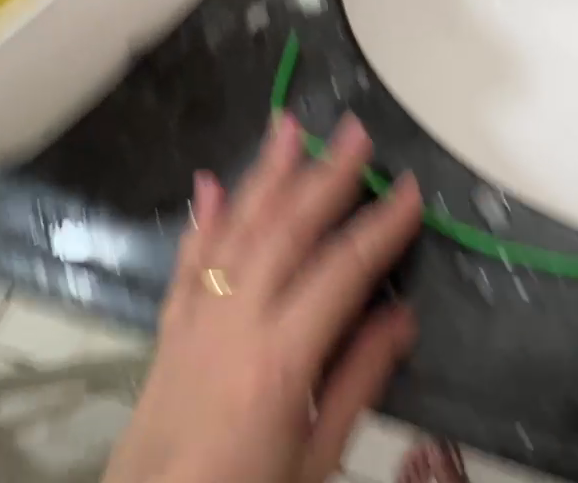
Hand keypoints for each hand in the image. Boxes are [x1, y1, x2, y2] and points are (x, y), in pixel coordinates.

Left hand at [105, 113, 423, 482]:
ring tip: (288, 127)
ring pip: (234, 232)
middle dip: (324, 176)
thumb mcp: (317, 458)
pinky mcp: (167, 335)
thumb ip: (359, 381)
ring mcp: (194, 325)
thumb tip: (400, 315)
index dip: (381, 227)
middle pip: (284, 232)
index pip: (342, 271)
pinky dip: (202, 220)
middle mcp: (232, 326)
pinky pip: (187, 265)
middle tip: (355, 132)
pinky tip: (210, 183)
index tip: (410, 190)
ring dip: (264, 175)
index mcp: (280, 361)